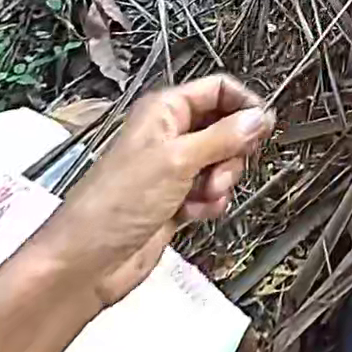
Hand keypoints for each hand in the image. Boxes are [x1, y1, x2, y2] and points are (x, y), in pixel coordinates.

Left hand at [27, 75, 272, 307]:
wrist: (89, 262)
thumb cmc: (114, 203)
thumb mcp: (178, 160)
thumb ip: (225, 136)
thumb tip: (259, 116)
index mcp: (166, 109)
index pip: (219, 90)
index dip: (244, 105)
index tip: (262, 125)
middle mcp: (171, 133)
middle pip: (227, 126)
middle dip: (232, 151)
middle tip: (221, 168)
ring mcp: (174, 166)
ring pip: (223, 161)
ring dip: (221, 181)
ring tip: (203, 194)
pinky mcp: (177, 197)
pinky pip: (213, 191)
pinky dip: (210, 202)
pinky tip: (193, 212)